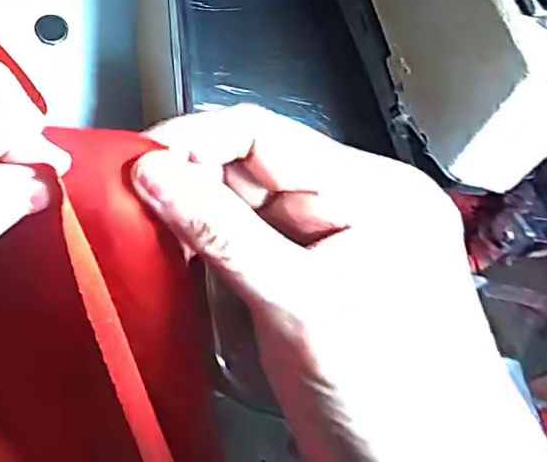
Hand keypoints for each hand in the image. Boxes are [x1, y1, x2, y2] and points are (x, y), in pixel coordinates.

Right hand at [131, 106, 546, 461]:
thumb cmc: (409, 413)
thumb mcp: (304, 311)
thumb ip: (220, 232)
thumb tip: (150, 170)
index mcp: (371, 191)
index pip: (259, 133)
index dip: (190, 139)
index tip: (137, 158)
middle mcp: (347, 202)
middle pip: (239, 164)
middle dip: (186, 184)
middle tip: (137, 205)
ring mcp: (324, 238)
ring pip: (230, 201)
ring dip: (190, 220)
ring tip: (159, 241)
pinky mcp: (300, 272)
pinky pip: (234, 238)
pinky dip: (203, 249)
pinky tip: (184, 266)